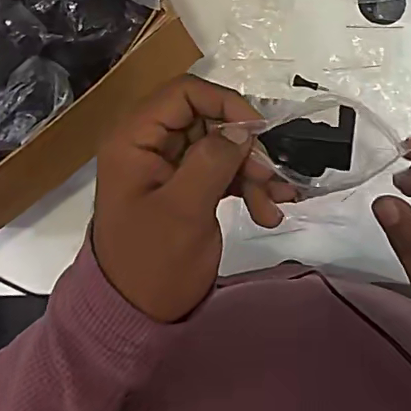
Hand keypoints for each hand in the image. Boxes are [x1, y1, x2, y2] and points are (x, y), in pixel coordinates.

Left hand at [92, 75, 296, 321]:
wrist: (136, 317)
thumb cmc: (151, 264)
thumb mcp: (183, 211)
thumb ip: (212, 161)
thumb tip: (243, 130)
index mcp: (135, 140)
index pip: (185, 93)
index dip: (225, 104)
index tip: (257, 133)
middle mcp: (152, 145)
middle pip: (210, 120)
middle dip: (246, 148)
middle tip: (269, 178)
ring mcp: (171, 166)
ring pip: (224, 146)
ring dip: (254, 171)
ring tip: (274, 203)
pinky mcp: (189, 186)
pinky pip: (226, 170)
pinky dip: (250, 186)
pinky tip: (268, 210)